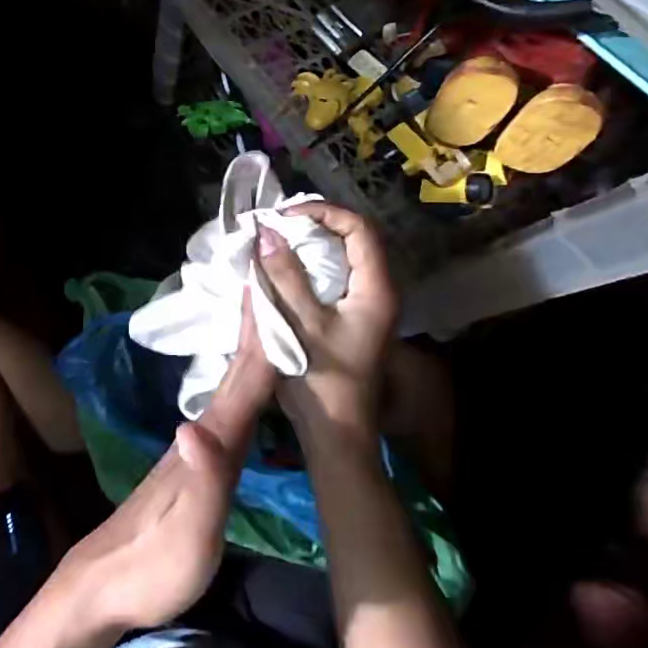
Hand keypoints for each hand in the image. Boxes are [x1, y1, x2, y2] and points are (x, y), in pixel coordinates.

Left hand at [50, 308, 277, 632]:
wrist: (105, 585)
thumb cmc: (153, 563)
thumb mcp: (188, 534)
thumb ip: (201, 481)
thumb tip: (196, 423)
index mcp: (215, 436)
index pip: (249, 374)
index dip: (266, 327)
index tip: (277, 277)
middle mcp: (209, 426)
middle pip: (242, 364)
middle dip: (261, 316)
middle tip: (278, 270)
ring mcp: (201, 437)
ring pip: (237, 376)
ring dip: (255, 338)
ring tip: (275, 306)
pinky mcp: (198, 452)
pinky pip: (235, 397)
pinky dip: (249, 371)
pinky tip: (254, 371)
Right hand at [254, 202, 397, 436]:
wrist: (337, 435)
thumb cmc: (322, 381)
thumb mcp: (301, 324)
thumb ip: (285, 276)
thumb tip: (267, 232)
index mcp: (376, 289)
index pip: (359, 228)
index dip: (323, 212)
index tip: (286, 216)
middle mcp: (379, 291)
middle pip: (355, 238)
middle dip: (317, 223)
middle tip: (279, 223)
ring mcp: (369, 305)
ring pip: (346, 256)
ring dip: (314, 243)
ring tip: (279, 238)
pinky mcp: (355, 317)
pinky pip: (338, 275)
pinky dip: (313, 263)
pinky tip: (287, 268)